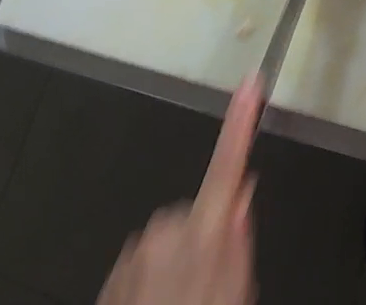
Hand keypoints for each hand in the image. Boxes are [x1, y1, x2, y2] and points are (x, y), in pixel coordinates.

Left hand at [96, 75, 260, 304]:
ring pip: (171, 244)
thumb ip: (239, 242)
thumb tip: (241, 193)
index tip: (250, 81)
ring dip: (180, 268)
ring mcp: (135, 251)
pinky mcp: (114, 276)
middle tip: (215, 292)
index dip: (240, 123)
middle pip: (198, 217)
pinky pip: (146, 265)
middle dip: (207, 244)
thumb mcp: (236, 297)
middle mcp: (163, 229)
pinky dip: (156, 283)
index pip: (227, 166)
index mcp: (201, 233)